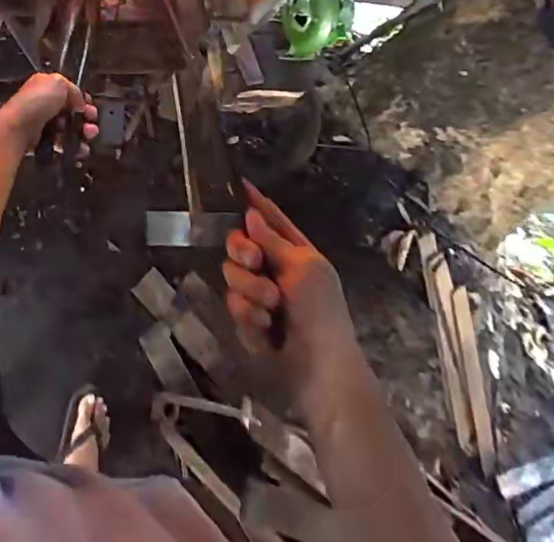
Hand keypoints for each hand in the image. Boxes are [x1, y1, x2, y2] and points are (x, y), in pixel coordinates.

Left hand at [0, 73, 97, 144]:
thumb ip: (73, 90)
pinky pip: (61, 143)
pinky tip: (80, 149)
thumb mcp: (58, 83)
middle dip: (85, 119)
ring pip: (68, 129)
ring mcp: (42, 122)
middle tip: (92, 126)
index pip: (69, 93)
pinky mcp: (42, 140)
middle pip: (71, 112)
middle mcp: (44, 102)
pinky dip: (73, 147)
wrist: (17, 127)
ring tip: (88, 137)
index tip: (91, 109)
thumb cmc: (38, 101)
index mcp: (46, 85)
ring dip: (82, 133)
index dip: (83, 101)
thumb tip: (80, 104)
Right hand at [221, 181, 357, 396]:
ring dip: (250, 291)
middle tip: (253, 261)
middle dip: (242, 252)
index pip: (271, 220)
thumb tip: (250, 213)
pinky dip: (249, 316)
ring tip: (269, 309)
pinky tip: (264, 329)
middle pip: (239, 243)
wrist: (320, 370)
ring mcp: (259, 294)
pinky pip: (233, 305)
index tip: (238, 184)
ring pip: (231, 274)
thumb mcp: (303, 268)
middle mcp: (274, 269)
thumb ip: (272, 240)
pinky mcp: (247, 320)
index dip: (255, 203)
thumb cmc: (321, 313)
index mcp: (295, 253)